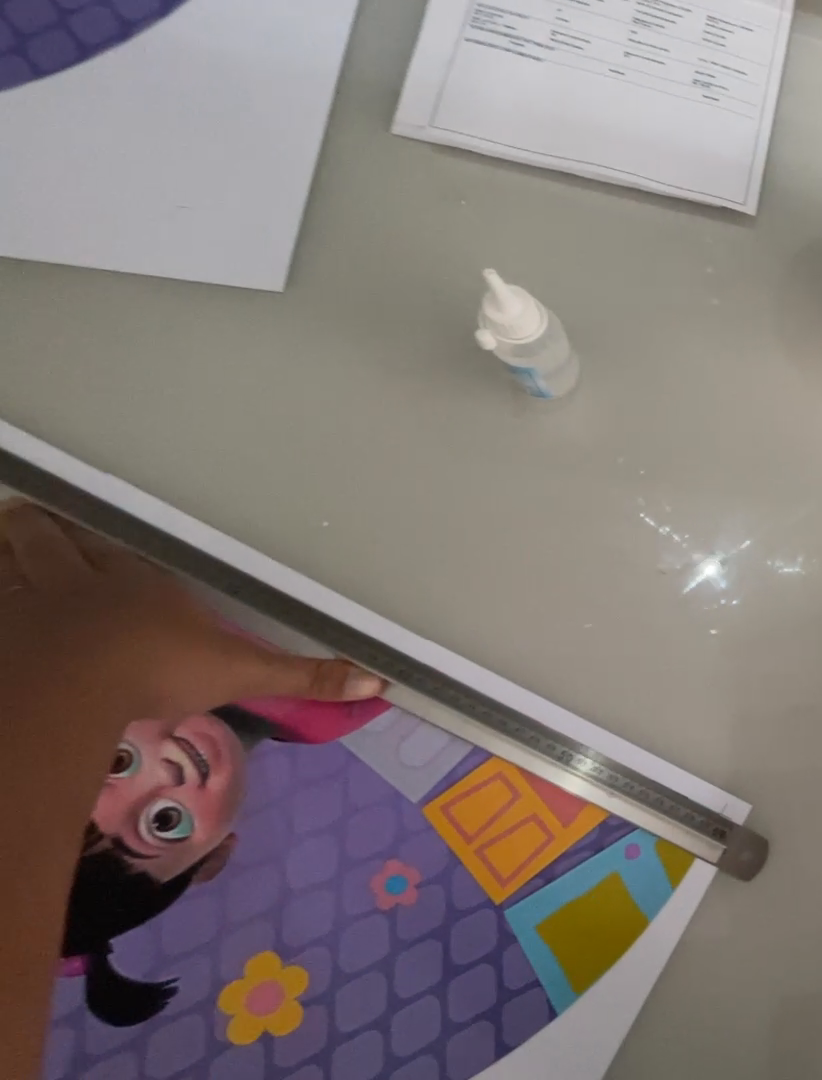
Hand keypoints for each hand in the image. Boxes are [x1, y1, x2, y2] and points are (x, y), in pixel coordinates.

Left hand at [0, 501, 384, 725]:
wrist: (64, 695)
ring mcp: (27, 604)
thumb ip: (304, 678)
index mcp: (143, 585)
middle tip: (32, 515)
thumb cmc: (158, 673)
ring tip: (7, 532)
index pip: (119, 552)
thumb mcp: (243, 675)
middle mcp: (84, 583)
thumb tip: (380, 680)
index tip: (89, 526)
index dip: (101, 540)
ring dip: (7, 546)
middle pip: (51, 543)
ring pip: (8, 560)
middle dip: (40, 529)